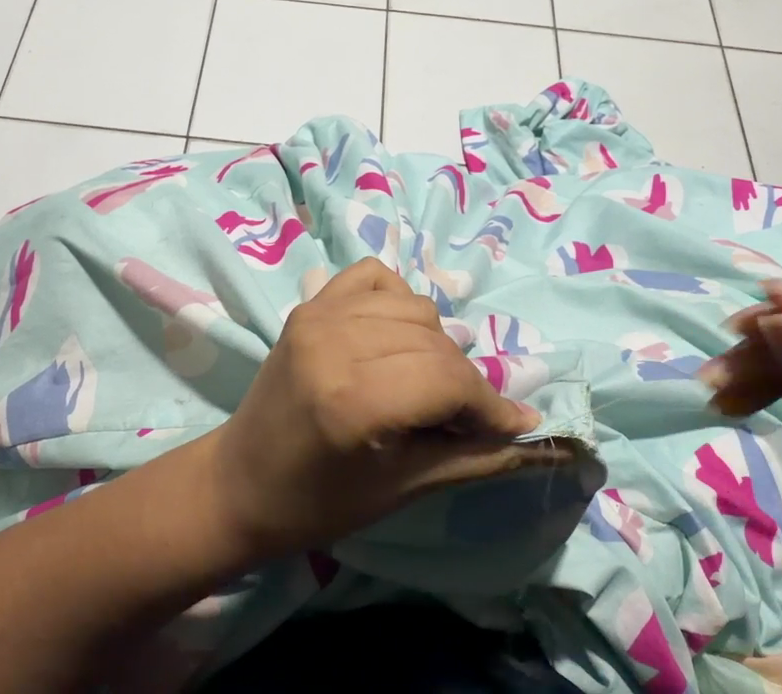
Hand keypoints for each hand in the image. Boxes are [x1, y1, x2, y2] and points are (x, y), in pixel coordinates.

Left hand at [201, 258, 568, 558]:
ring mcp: (317, 314)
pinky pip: (376, 279)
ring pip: (415, 308)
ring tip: (425, 385)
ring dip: (435, 345)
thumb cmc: (320, 501)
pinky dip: (400, 303)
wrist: (240, 482)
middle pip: (436, 343)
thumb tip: (541, 433)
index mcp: (354, 399)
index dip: (489, 406)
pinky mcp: (309, 304)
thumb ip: (477, 456)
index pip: (449, 380)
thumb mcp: (403, 488)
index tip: (512, 427)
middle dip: (465, 383)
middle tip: (462, 420)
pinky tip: (397, 339)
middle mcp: (335, 341)